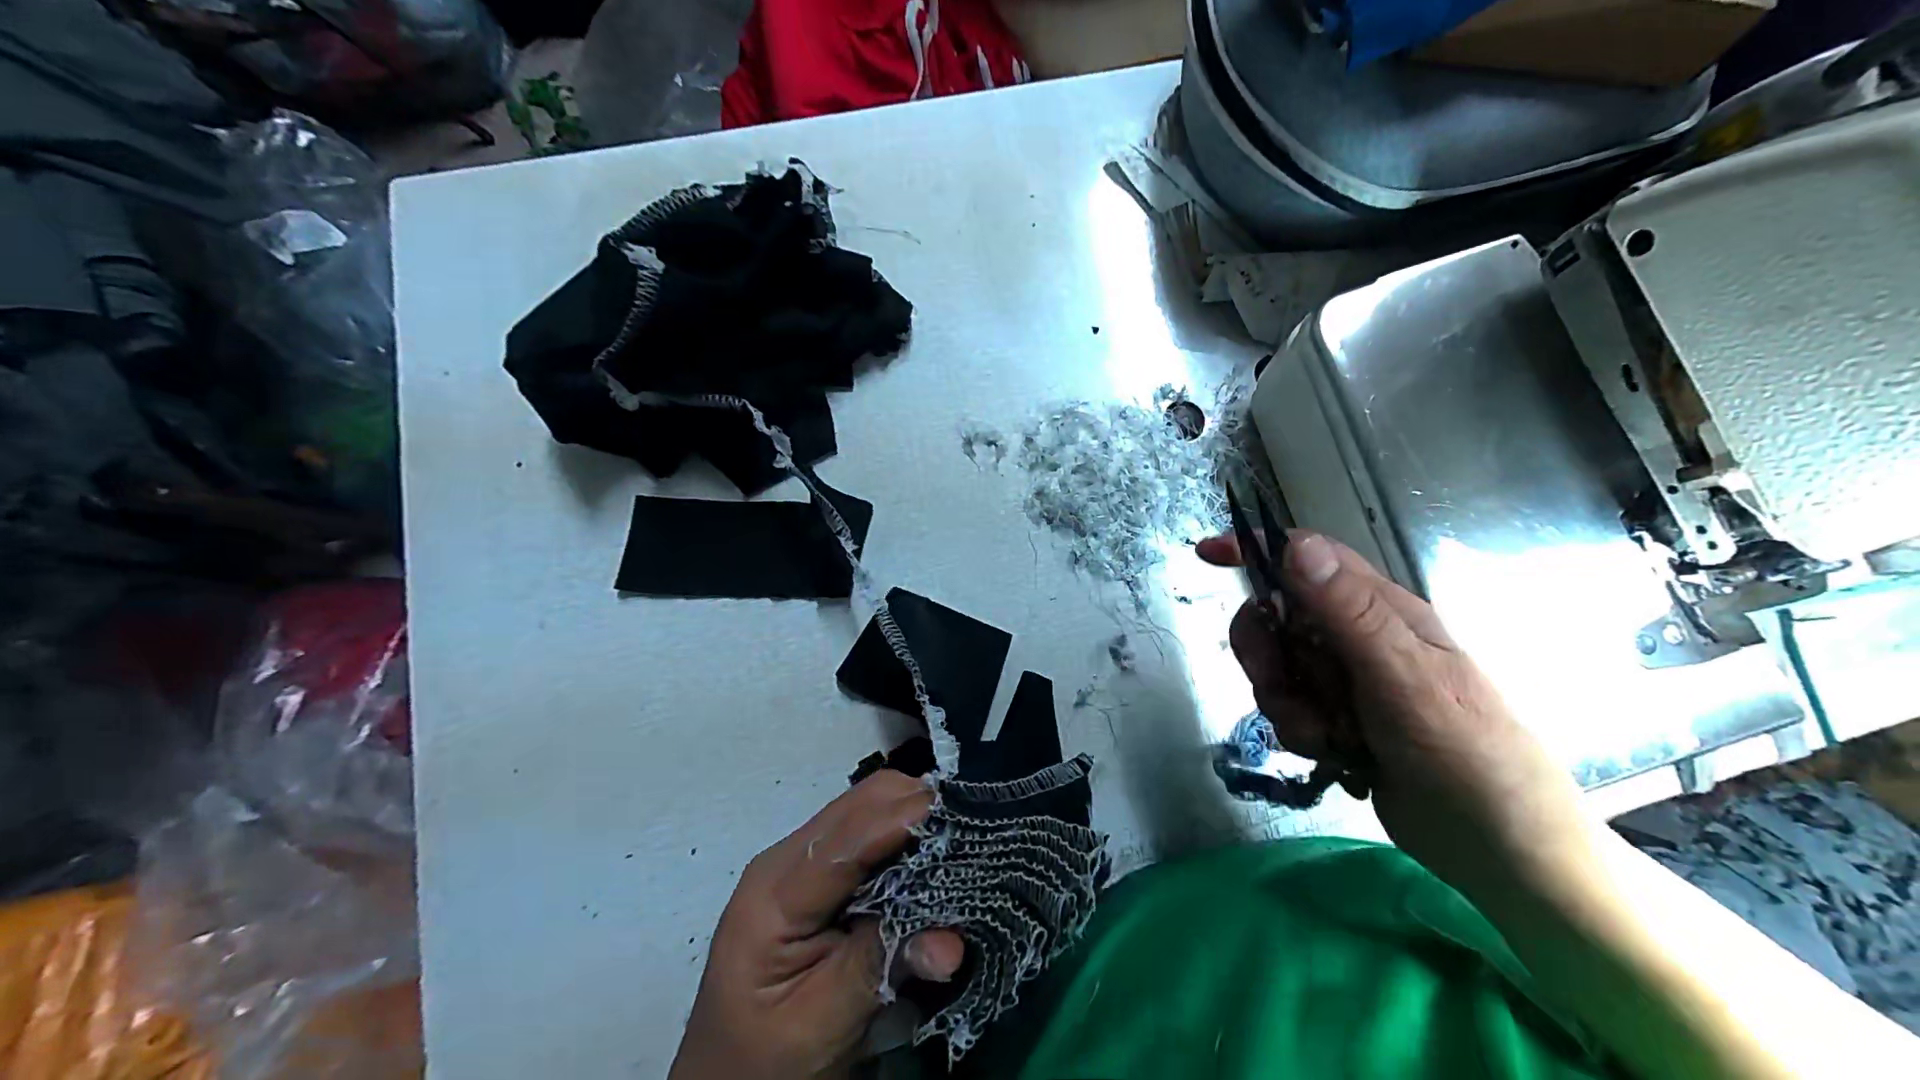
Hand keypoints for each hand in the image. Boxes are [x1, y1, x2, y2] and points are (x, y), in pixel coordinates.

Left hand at [670, 772, 965, 1079]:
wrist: (725, 1077)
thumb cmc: (767, 1057)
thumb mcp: (822, 1021)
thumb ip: (882, 968)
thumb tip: (952, 941)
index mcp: (774, 893)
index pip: (845, 840)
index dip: (901, 819)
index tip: (959, 812)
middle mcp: (785, 859)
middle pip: (856, 805)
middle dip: (914, 805)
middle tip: (970, 828)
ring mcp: (799, 861)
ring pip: (862, 808)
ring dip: (910, 813)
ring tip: (958, 835)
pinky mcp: (816, 872)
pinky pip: (863, 831)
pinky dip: (900, 830)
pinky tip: (929, 849)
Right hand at [1197, 530, 1591, 895]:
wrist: (1501, 851)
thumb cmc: (1464, 752)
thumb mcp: (1403, 676)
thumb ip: (1348, 611)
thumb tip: (1295, 544)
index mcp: (1382, 610)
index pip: (1308, 559)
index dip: (1257, 550)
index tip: (1208, 555)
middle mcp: (1360, 637)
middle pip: (1278, 618)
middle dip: (1266, 652)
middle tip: (1281, 682)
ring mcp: (1349, 681)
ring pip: (1278, 669)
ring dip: (1286, 703)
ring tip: (1325, 736)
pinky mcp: (1340, 720)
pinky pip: (1289, 709)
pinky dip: (1298, 731)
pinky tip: (1334, 755)